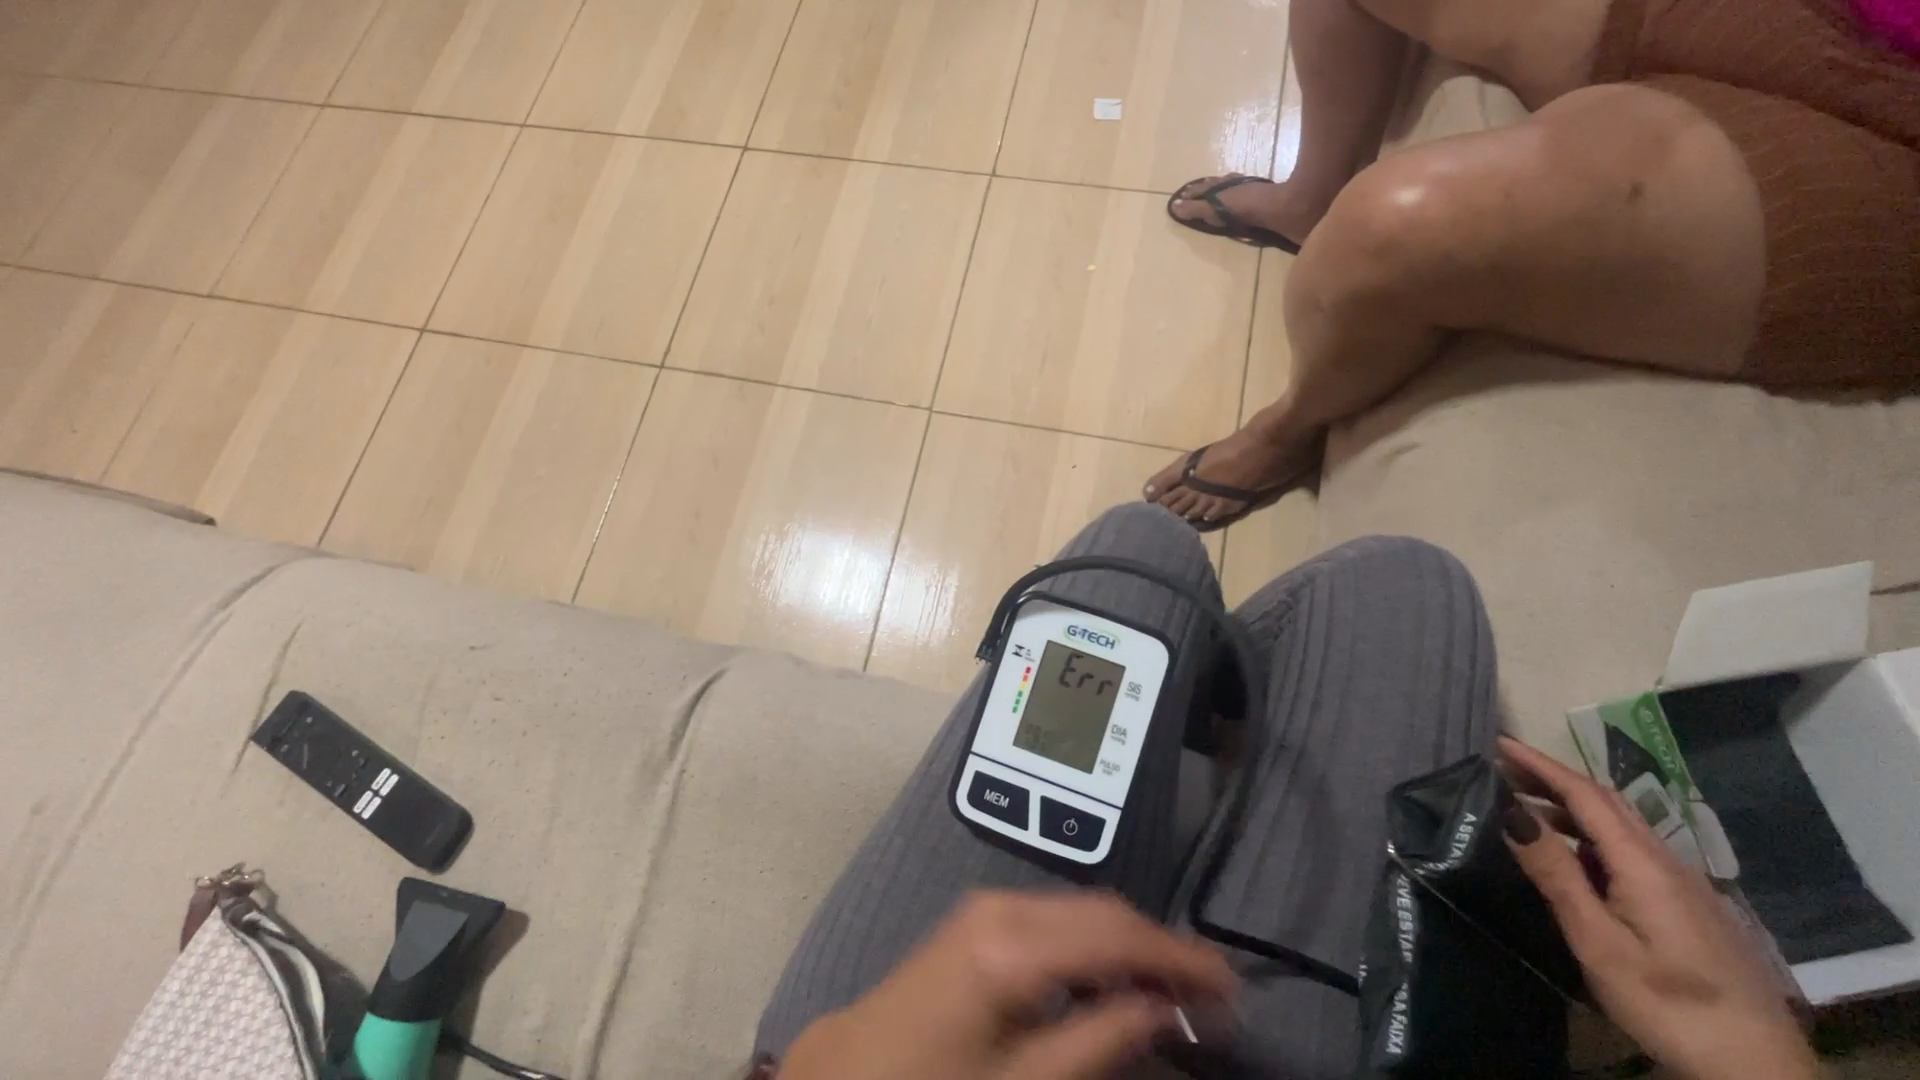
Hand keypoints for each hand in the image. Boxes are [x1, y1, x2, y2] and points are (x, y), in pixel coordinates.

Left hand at [776, 890, 1235, 1079]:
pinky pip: (1056, 917)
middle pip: (1105, 911)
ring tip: (1172, 992)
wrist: (849, 1071)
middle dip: (1160, 947)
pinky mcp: (980, 917)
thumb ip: (1102, 1038)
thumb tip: (1167, 1006)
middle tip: (1211, 996)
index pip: (1119, 933)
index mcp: (1012, 942)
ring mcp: (988, 905)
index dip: (1181, 957)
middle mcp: (1003, 906)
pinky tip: (1113, 978)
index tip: (1231, 988)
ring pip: (1084, 910)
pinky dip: (1095, 943)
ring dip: (1130, 945)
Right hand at [1497, 737, 1817, 1079]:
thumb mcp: (1598, 941)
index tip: (1495, 741)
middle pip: (1605, 801)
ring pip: (1620, 824)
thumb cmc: (1667, 1002)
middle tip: (1500, 766)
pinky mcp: (1687, 904)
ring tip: (1523, 803)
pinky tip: (1572, 852)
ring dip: (1570, 803)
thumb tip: (1511, 812)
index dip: (1538, 764)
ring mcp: (1682, 882)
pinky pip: (1631, 847)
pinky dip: (1590, 830)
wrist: (1756, 1065)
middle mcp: (1665, 860)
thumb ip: (1556, 874)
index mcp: (1643, 863)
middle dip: (1552, 776)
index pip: (1584, 794)